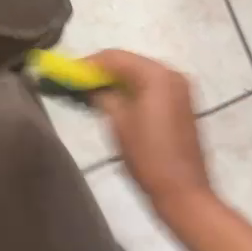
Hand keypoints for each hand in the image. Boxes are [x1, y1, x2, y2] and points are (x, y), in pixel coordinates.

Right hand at [89, 50, 212, 214]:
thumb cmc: (149, 158)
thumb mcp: (118, 124)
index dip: (89, 64)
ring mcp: (180, 87)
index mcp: (156, 75)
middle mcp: (171, 73)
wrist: (184, 193)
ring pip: (140, 73)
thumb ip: (102, 96)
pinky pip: (152, 85)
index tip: (67, 73)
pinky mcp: (182, 101)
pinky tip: (117, 101)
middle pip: (130, 62)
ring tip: (94, 92)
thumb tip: (89, 86)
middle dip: (103, 71)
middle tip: (79, 83)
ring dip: (118, 80)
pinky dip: (133, 89)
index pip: (115, 57)